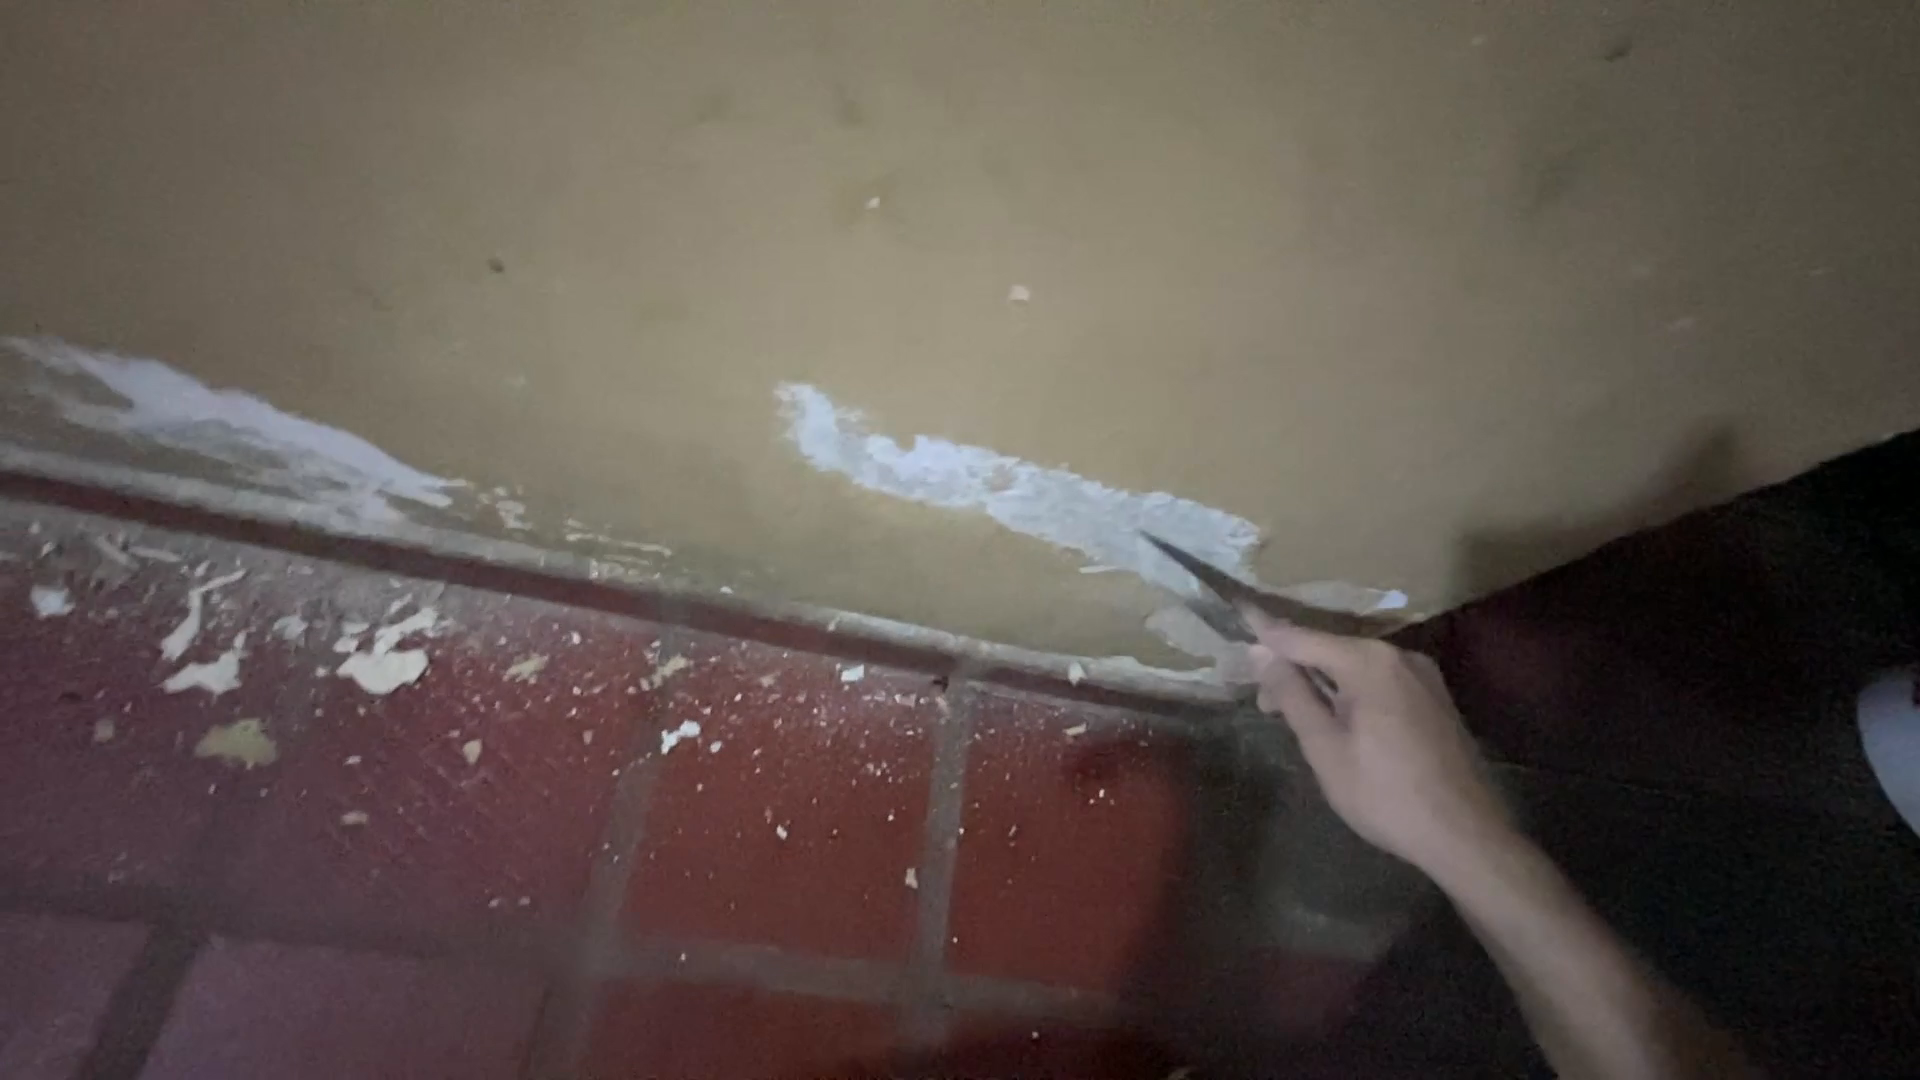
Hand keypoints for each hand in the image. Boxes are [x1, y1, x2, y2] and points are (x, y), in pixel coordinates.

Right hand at [1243, 612, 1510, 873]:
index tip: (1234, 609)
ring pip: (1352, 665)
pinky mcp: (1433, 695)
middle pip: (1327, 649)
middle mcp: (1397, 655)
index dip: (1263, 629)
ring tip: (1295, 716)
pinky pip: (1377, 679)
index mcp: (1367, 662)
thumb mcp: (1324, 748)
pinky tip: (1337, 718)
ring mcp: (1421, 674)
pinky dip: (1348, 690)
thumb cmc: (1385, 795)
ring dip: (1319, 682)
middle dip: (1291, 668)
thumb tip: (1260, 652)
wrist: (1469, 838)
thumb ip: (1291, 693)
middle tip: (1264, 704)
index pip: (1299, 636)